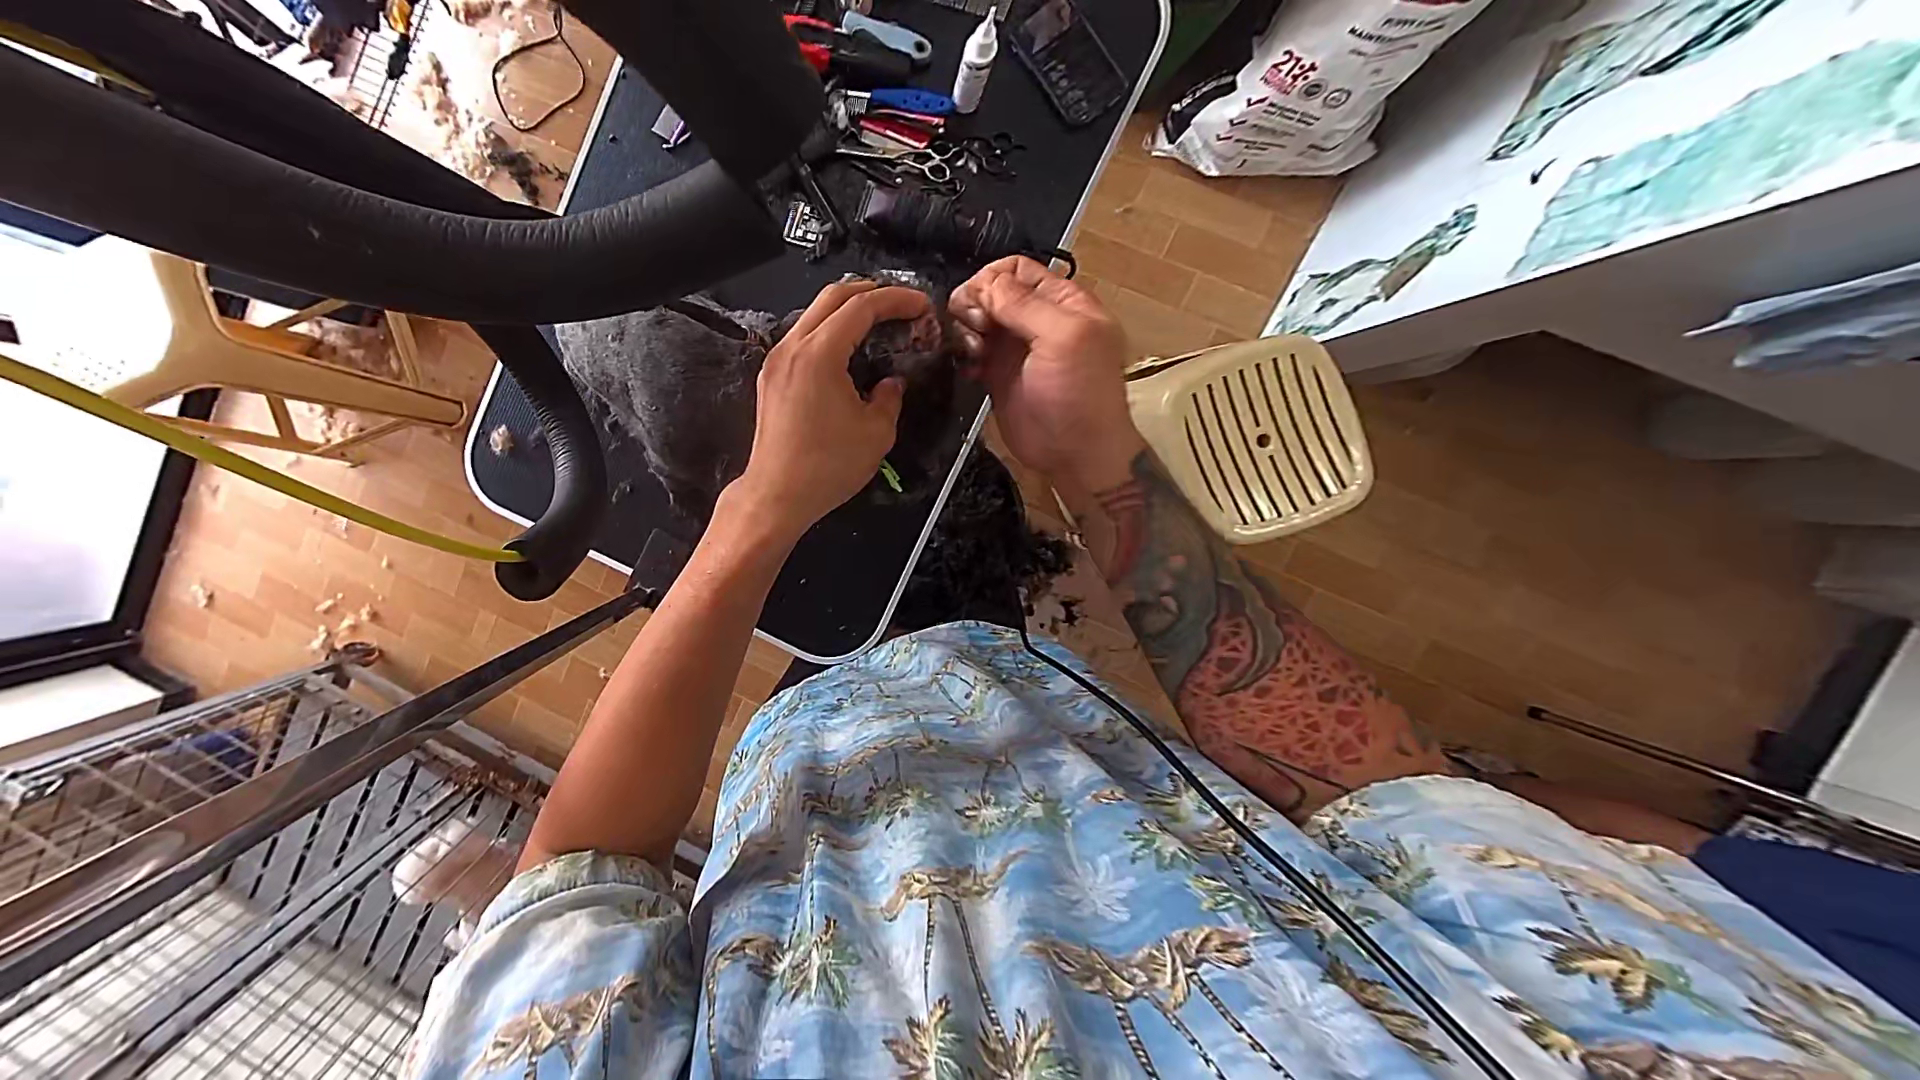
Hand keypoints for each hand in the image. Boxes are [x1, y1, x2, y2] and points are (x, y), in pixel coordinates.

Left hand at [725, 280, 922, 542]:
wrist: (777, 495)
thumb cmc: (826, 468)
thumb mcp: (877, 432)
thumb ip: (890, 397)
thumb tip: (891, 383)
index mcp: (819, 356)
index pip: (861, 307)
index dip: (896, 300)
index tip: (920, 303)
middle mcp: (792, 349)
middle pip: (832, 296)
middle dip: (871, 292)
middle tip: (901, 304)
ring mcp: (777, 361)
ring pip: (814, 314)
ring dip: (848, 309)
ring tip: (879, 322)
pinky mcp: (772, 377)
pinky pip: (804, 337)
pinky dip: (831, 331)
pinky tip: (850, 349)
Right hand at [949, 256, 1143, 491]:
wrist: (1075, 452)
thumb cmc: (1082, 395)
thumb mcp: (1064, 338)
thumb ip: (1025, 304)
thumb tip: (985, 284)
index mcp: (1063, 302)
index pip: (1018, 270)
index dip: (994, 279)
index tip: (981, 302)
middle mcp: (1037, 321)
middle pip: (991, 292)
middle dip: (975, 303)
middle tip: (976, 328)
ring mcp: (1016, 349)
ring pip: (976, 319)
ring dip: (965, 328)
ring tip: (972, 351)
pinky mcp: (998, 375)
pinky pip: (970, 350)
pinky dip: (962, 352)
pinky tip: (968, 367)